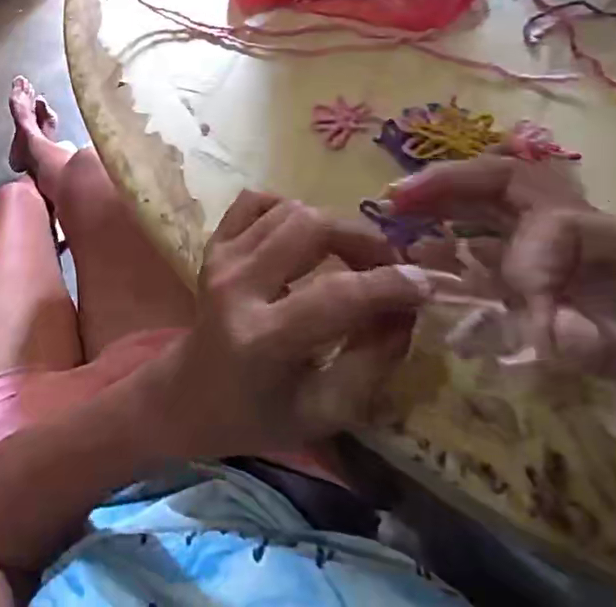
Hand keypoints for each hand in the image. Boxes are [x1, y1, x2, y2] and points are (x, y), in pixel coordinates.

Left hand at [141, 191, 432, 460]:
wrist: (188, 393)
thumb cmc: (258, 414)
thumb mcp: (324, 411)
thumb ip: (371, 362)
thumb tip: (409, 310)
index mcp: (262, 339)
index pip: (337, 296)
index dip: (390, 285)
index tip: (427, 283)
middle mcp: (236, 287)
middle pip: (310, 228)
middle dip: (362, 240)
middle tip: (388, 266)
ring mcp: (220, 258)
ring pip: (289, 210)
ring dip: (332, 225)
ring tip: (352, 257)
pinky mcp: (213, 245)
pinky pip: (254, 201)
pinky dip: (287, 209)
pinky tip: (303, 239)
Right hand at [392, 157, 615, 493]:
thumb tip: (549, 334)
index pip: (562, 228)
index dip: (526, 269)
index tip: (531, 332)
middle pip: (530, 190)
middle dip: (460, 186)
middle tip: (399, 195)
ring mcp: (615, 264)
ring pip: (522, 220)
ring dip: (460, 214)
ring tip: (403, 217)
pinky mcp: (608, 293)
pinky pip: (535, 266)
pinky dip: (485, 260)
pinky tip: (447, 263)